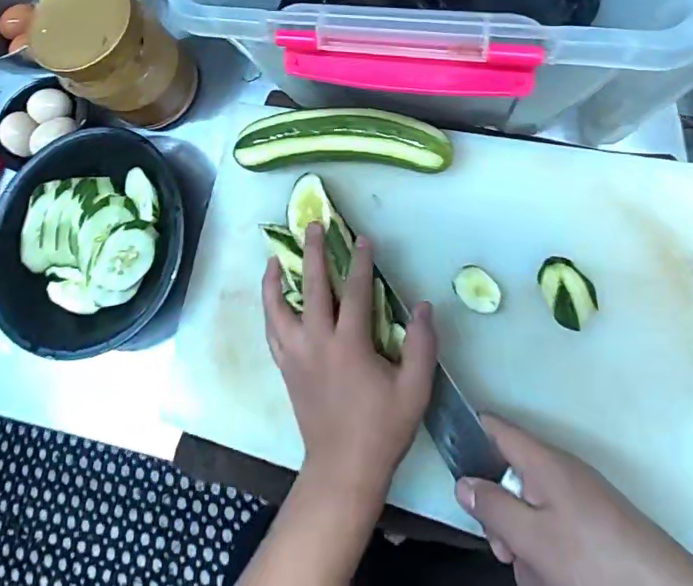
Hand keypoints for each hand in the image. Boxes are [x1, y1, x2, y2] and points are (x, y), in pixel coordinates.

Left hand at [261, 222, 436, 499]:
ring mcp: (295, 352)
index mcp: (348, 344)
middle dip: (313, 252)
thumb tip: (424, 306)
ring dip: (276, 278)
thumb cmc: (382, 428)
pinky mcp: (284, 365)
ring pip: (277, 306)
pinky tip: (272, 298)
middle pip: (312, 286)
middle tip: (314, 226)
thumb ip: (422, 346)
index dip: (360, 262)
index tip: (362, 238)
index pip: (355, 291)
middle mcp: (316, 340)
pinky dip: (269, 308)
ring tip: (276, 257)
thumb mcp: (415, 389)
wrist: (343, 466)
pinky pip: (271, 329)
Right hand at [455, 417, 692, 585]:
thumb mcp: (532, 537)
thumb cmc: (595, 559)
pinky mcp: (596, 528)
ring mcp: (581, 499)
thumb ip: (492, 506)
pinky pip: (556, 530)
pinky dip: (548, 554)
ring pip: (531, 512)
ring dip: (524, 543)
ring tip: (538, 576)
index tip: (450, 463)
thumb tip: (463, 481)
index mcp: (543, 460)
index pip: (493, 426)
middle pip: (509, 478)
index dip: (467, 434)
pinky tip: (556, 581)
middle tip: (503, 549)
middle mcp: (561, 471)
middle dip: (499, 514)